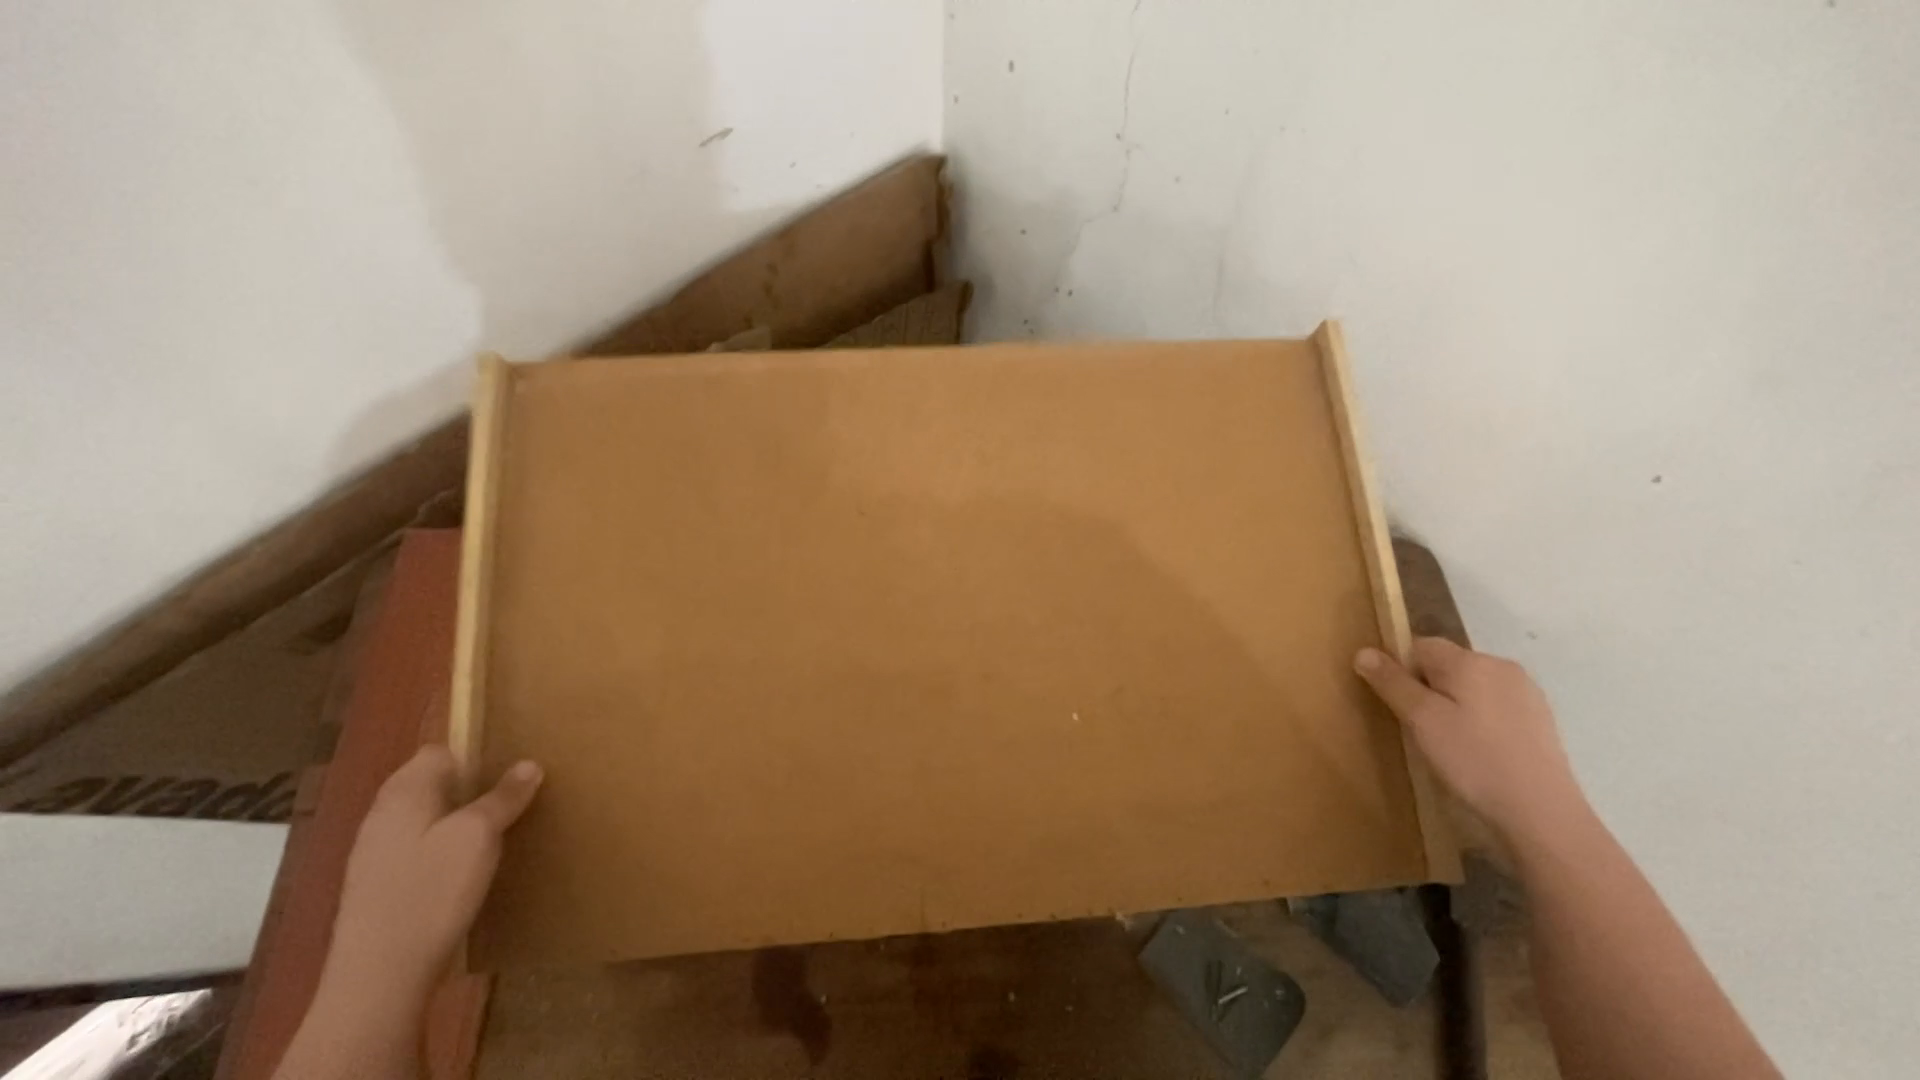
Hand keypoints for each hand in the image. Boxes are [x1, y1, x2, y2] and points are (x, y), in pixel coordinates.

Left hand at [324, 746, 542, 999]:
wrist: (378, 975)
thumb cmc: (431, 892)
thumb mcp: (479, 837)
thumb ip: (503, 797)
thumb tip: (528, 764)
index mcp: (404, 792)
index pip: (440, 750)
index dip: (475, 755)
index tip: (510, 772)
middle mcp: (382, 814)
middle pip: (432, 784)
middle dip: (471, 789)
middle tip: (512, 803)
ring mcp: (375, 852)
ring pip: (425, 818)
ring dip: (459, 822)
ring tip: (496, 838)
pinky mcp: (377, 886)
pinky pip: (417, 849)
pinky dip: (443, 851)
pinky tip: (466, 874)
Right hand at [1355, 638, 1588, 849]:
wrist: (1541, 811)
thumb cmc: (1472, 760)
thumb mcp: (1421, 720)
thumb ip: (1392, 683)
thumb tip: (1364, 651)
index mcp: (1470, 661)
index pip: (1420, 645)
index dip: (1402, 671)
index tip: (1401, 708)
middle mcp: (1501, 665)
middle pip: (1447, 664)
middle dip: (1428, 689)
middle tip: (1421, 730)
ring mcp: (1526, 692)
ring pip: (1471, 687)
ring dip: (1454, 705)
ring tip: (1451, 745)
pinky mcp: (1540, 718)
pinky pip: (1494, 706)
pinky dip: (1479, 721)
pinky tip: (1479, 752)